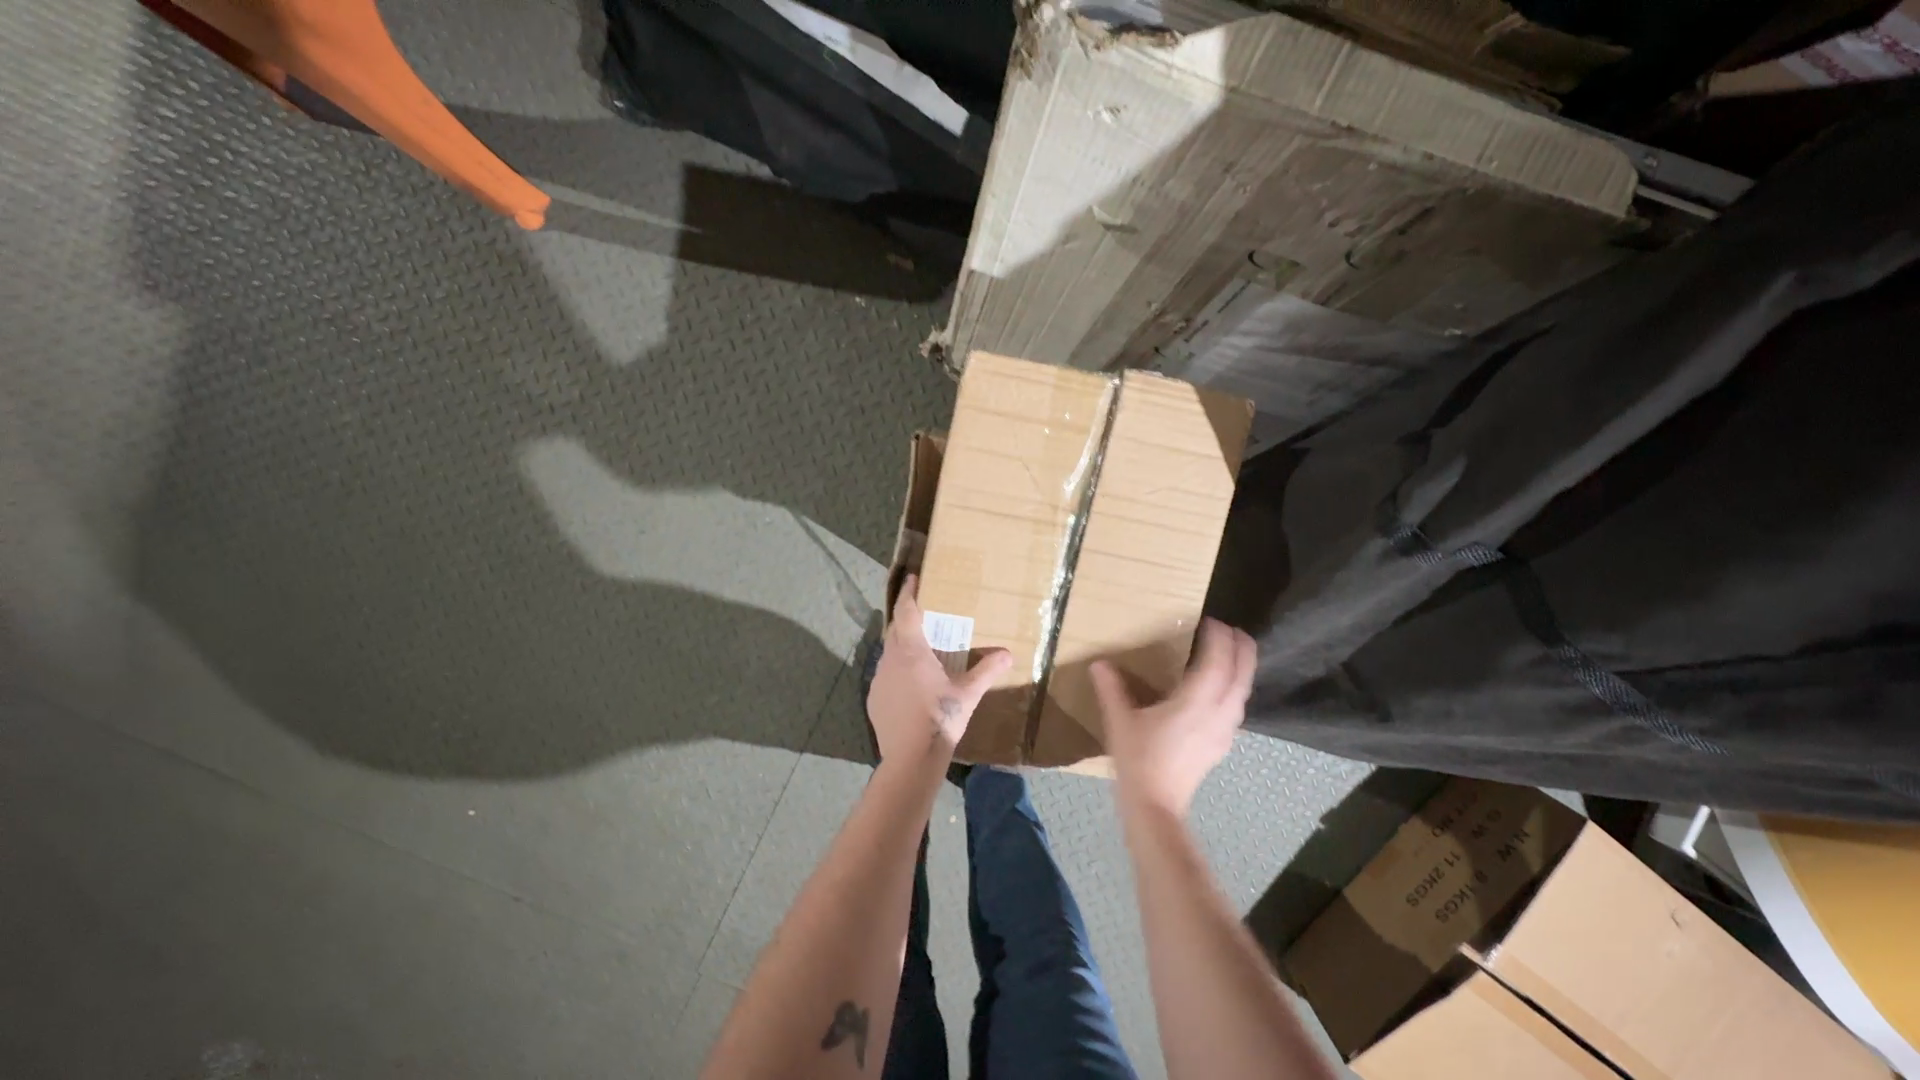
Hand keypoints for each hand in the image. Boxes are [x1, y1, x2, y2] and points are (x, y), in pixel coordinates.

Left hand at [867, 575, 1012, 765]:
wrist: (911, 757)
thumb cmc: (941, 718)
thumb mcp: (968, 693)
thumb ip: (987, 671)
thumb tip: (1007, 654)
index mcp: (911, 651)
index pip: (905, 612)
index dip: (908, 593)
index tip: (912, 579)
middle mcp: (890, 660)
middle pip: (895, 630)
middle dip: (906, 619)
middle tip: (923, 614)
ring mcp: (878, 680)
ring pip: (889, 654)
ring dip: (902, 647)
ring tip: (920, 650)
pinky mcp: (874, 699)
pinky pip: (886, 676)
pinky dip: (897, 672)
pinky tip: (911, 685)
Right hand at [1091, 618, 1254, 817]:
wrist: (1156, 806)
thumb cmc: (1138, 761)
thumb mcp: (1120, 721)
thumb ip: (1112, 689)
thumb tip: (1099, 663)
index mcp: (1197, 699)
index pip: (1219, 658)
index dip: (1219, 636)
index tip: (1208, 620)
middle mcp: (1219, 710)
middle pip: (1242, 670)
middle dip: (1240, 646)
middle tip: (1228, 629)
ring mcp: (1226, 729)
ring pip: (1244, 689)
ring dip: (1241, 666)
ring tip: (1228, 652)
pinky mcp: (1224, 743)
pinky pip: (1237, 706)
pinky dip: (1235, 687)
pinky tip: (1219, 689)